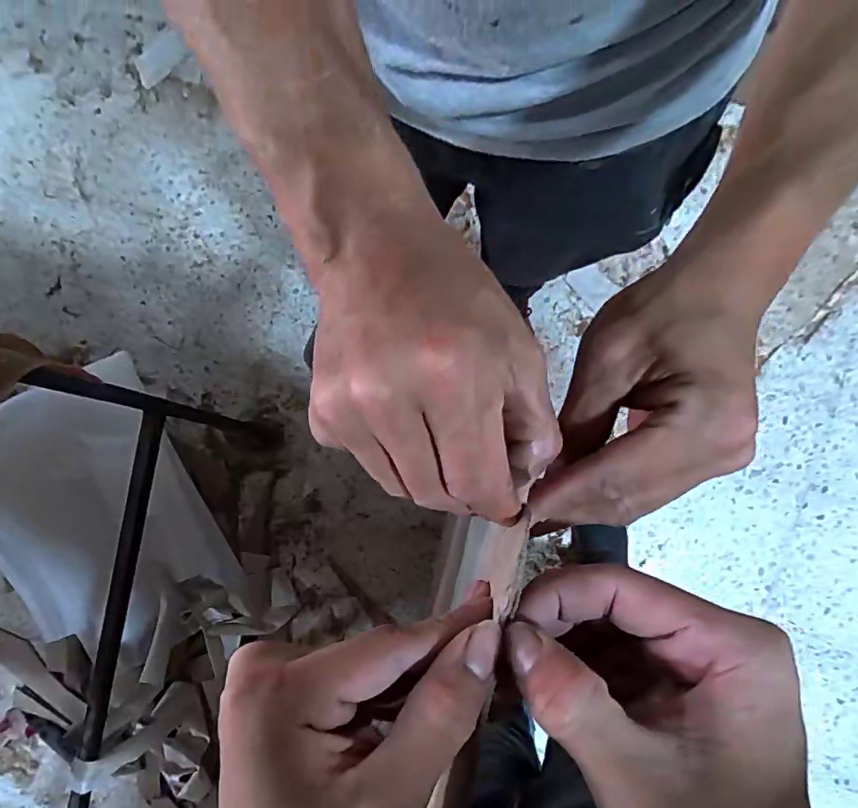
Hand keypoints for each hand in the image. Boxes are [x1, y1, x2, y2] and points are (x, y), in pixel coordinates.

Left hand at [211, 585, 500, 807]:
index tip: (505, 611)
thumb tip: (483, 640)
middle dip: (436, 665)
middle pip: (377, 655)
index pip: (389, 647)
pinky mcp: (274, 688)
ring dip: (414, 682)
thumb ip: (439, 715)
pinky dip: (385, 696)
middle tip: (498, 665)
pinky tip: (420, 709)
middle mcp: (265, 664)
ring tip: (470, 686)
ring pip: (367, 666)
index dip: (453, 631)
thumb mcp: (392, 798)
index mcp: (282, 688)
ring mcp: (265, 674)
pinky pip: (347, 680)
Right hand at [310, 219, 560, 522]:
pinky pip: (367, 466)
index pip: (476, 484)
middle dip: (464, 494)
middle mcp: (391, 401)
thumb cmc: (456, 294)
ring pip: (399, 487)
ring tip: (437, 436)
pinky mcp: (323, 415)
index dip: (497, 505)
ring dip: (427, 477)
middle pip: (434, 494)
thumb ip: (534, 422)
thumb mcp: (518, 347)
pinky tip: (398, 417)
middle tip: (475, 469)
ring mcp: (348, 411)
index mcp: (452, 381)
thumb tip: (523, 481)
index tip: (505, 504)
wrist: (373, 253)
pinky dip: (392, 457)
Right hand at [504, 564, 827, 807]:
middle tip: (495, 655)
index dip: (556, 598)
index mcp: (730, 644)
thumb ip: (572, 704)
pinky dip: (568, 668)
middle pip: (613, 602)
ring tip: (506, 672)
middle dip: (550, 624)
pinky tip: (532, 686)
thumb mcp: (633, 779)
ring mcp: (696, 655)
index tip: (502, 631)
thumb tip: (513, 638)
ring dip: (553, 645)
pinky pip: (611, 654)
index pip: (626, 589)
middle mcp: (717, 634)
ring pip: (605, 625)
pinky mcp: (675, 677)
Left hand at [528, 265, 759, 526]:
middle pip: (630, 499)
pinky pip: (650, 489)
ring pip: (638, 501)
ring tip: (540, 505)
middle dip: (572, 508)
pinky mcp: (711, 460)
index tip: (520, 509)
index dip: (566, 496)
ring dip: (587, 506)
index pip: (618, 477)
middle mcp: (721, 451)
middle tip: (522, 513)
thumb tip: (549, 478)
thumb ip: (578, 424)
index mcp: (704, 421)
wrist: (720, 290)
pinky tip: (572, 492)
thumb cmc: (663, 308)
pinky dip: (609, 492)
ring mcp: (723, 460)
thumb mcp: (606, 359)